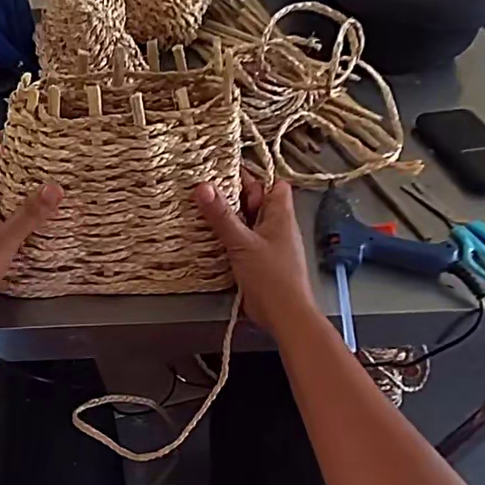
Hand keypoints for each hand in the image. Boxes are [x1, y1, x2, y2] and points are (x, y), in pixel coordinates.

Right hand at [192, 174, 317, 332]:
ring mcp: (266, 244)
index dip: (252, 174)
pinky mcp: (256, 262)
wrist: (284, 315)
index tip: (224, 169)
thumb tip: (202, 186)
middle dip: (231, 195)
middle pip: (254, 201)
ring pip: (245, 222)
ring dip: (226, 218)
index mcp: (280, 215)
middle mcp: (275, 226)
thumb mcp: (242, 242)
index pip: (270, 183)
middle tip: (203, 188)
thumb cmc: (272, 277)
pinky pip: (239, 242)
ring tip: (199, 208)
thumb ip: (221, 215)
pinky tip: (207, 237)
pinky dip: (225, 238)